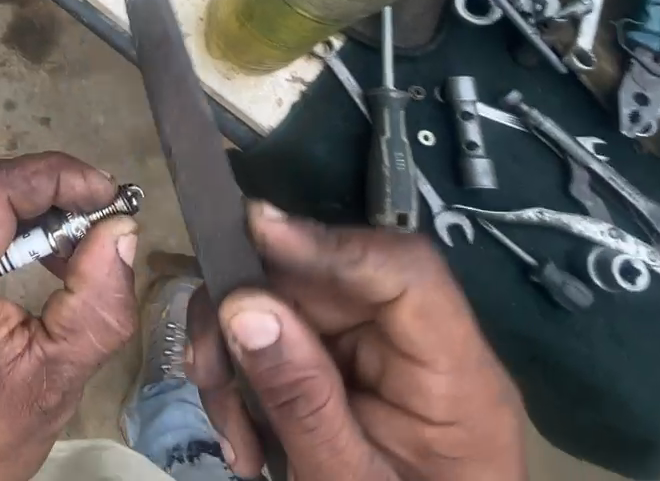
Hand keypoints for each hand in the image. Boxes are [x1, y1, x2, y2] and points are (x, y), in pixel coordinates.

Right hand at [187, 204, 525, 478]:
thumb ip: (302, 403)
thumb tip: (242, 303)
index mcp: (456, 379)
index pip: (405, 273)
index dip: (329, 242)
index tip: (251, 228)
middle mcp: (414, 346)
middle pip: (321, 281)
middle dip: (248, 310)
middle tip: (203, 368)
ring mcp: (373, 354)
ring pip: (282, 302)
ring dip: (233, 349)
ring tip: (220, 415)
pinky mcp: (337, 366)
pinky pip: (273, 335)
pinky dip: (239, 374)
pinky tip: (237, 431)